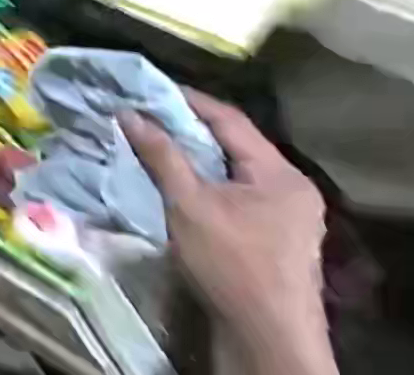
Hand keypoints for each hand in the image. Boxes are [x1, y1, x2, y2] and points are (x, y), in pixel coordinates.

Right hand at [121, 90, 327, 333]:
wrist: (264, 329)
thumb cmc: (229, 260)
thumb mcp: (188, 202)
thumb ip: (160, 154)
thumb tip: (127, 111)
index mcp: (279, 175)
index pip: (228, 118)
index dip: (182, 97)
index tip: (137, 84)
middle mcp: (287, 185)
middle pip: (228, 137)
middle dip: (177, 119)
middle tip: (131, 105)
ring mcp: (280, 206)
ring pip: (223, 159)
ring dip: (182, 143)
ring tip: (139, 129)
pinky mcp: (266, 221)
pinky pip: (225, 178)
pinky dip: (192, 165)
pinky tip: (162, 163)